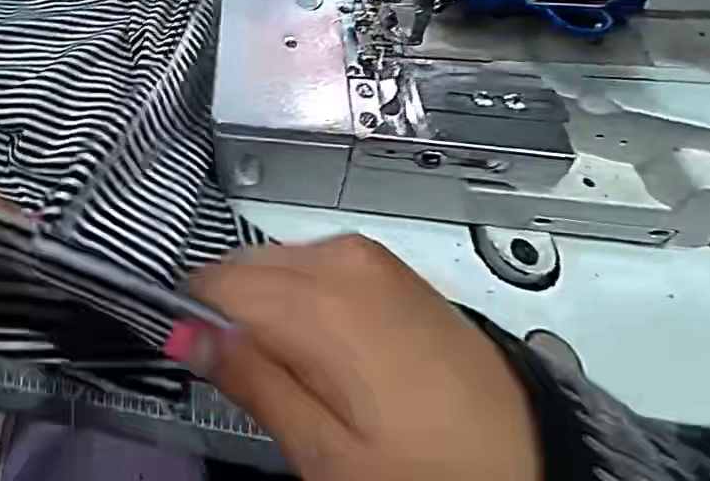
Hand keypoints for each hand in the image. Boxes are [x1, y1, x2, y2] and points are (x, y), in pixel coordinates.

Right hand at [180, 235, 540, 480]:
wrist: (525, 449)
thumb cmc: (422, 467)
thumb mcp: (327, 454)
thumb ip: (251, 379)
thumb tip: (185, 334)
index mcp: (320, 297)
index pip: (218, 281)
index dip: (193, 316)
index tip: (192, 356)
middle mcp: (338, 254)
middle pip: (245, 264)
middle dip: (230, 310)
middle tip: (248, 376)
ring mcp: (364, 250)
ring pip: (275, 259)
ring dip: (262, 301)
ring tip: (290, 366)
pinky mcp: (382, 258)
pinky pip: (311, 260)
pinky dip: (296, 291)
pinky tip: (320, 342)